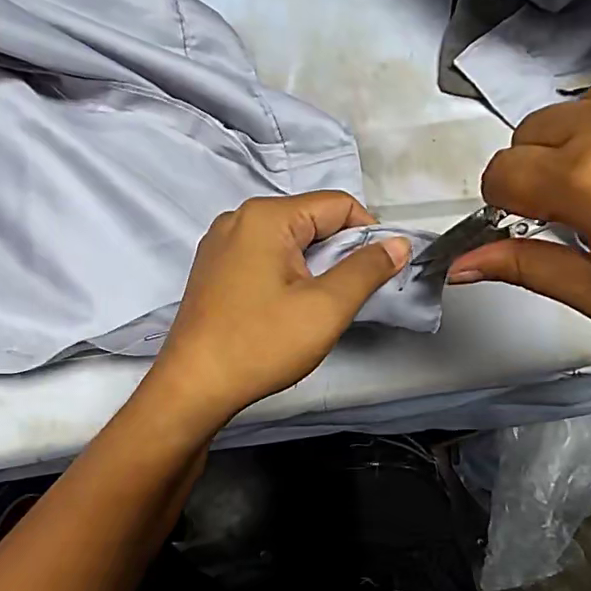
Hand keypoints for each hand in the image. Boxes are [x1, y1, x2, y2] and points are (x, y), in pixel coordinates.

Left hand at [143, 191, 409, 427]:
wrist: (193, 385)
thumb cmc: (259, 344)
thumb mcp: (326, 308)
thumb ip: (366, 269)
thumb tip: (397, 244)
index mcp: (265, 216)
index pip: (338, 204)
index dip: (367, 236)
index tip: (374, 275)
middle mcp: (238, 218)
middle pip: (310, 220)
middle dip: (337, 253)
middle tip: (341, 298)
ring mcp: (220, 243)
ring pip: (287, 240)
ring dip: (311, 266)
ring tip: (312, 308)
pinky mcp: (212, 268)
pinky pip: (262, 256)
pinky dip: (284, 274)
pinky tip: (282, 309)